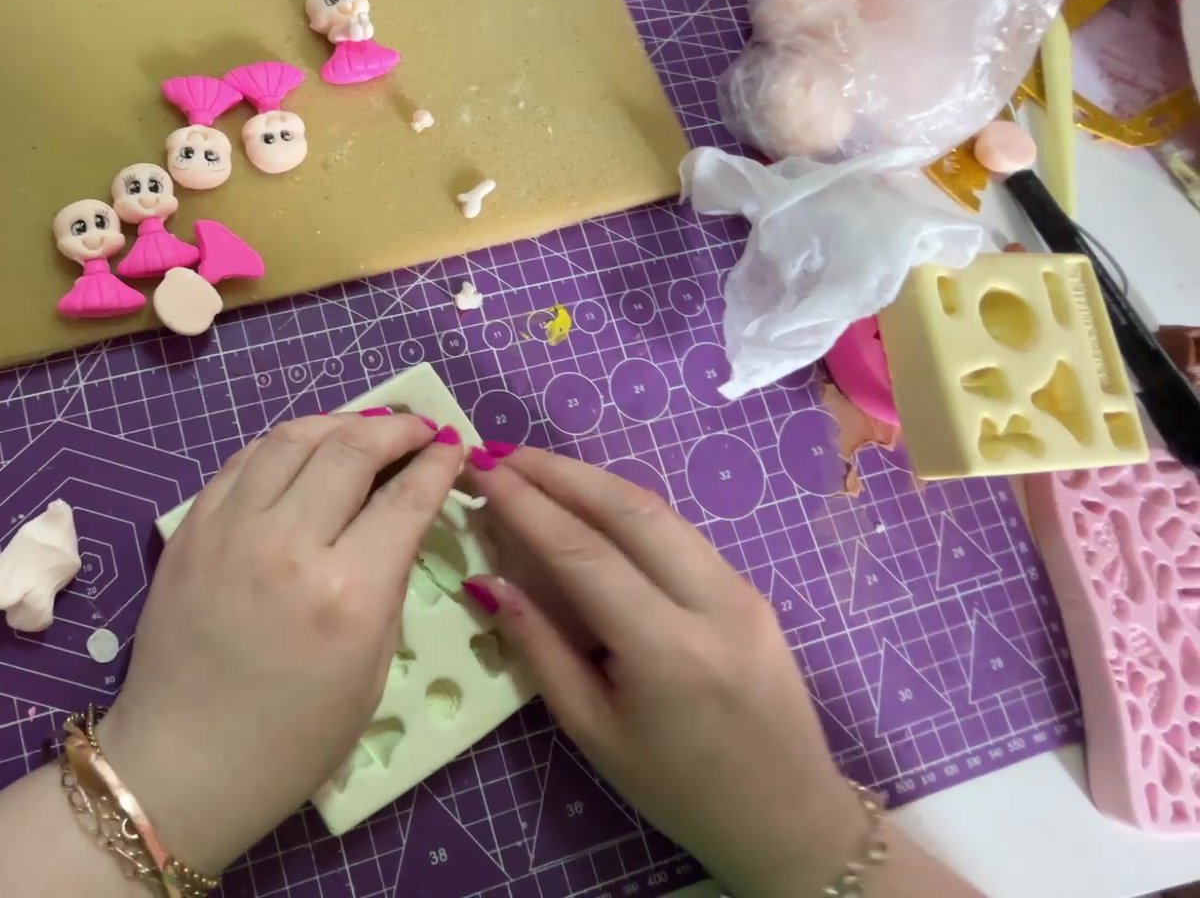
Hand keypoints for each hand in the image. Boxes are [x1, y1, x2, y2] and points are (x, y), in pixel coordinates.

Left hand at [99, 413, 462, 871]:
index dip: (437, 464)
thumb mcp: (371, 674)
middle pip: (350, 449)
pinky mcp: (191, 527)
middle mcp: (288, 545)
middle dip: (395, 428)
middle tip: (416, 428)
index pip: (404, 500)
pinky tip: (302, 449)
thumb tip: (400, 516)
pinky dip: (281, 444)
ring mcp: (230, 528)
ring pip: (291, 438)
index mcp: (346, 595)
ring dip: (337, 422)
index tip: (452, 446)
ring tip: (362, 429)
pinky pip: (242, 460)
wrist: (184, 760)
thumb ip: (388, 583)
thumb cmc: (291, 740)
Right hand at [463, 447, 868, 897]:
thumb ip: (537, 645)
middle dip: (555, 470)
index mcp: (671, 652)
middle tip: (498, 454)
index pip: (584, 552)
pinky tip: (580, 501)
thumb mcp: (590, 727)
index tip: (479, 469)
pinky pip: (673, 528)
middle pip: (627, 507)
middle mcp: (714, 604)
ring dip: (586, 477)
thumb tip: (486, 581)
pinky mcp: (748, 586)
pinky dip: (617, 502)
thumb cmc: (677, 788)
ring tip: (529, 467)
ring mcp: (741, 589)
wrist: (793, 820)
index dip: (525, 503)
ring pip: (655, 507)